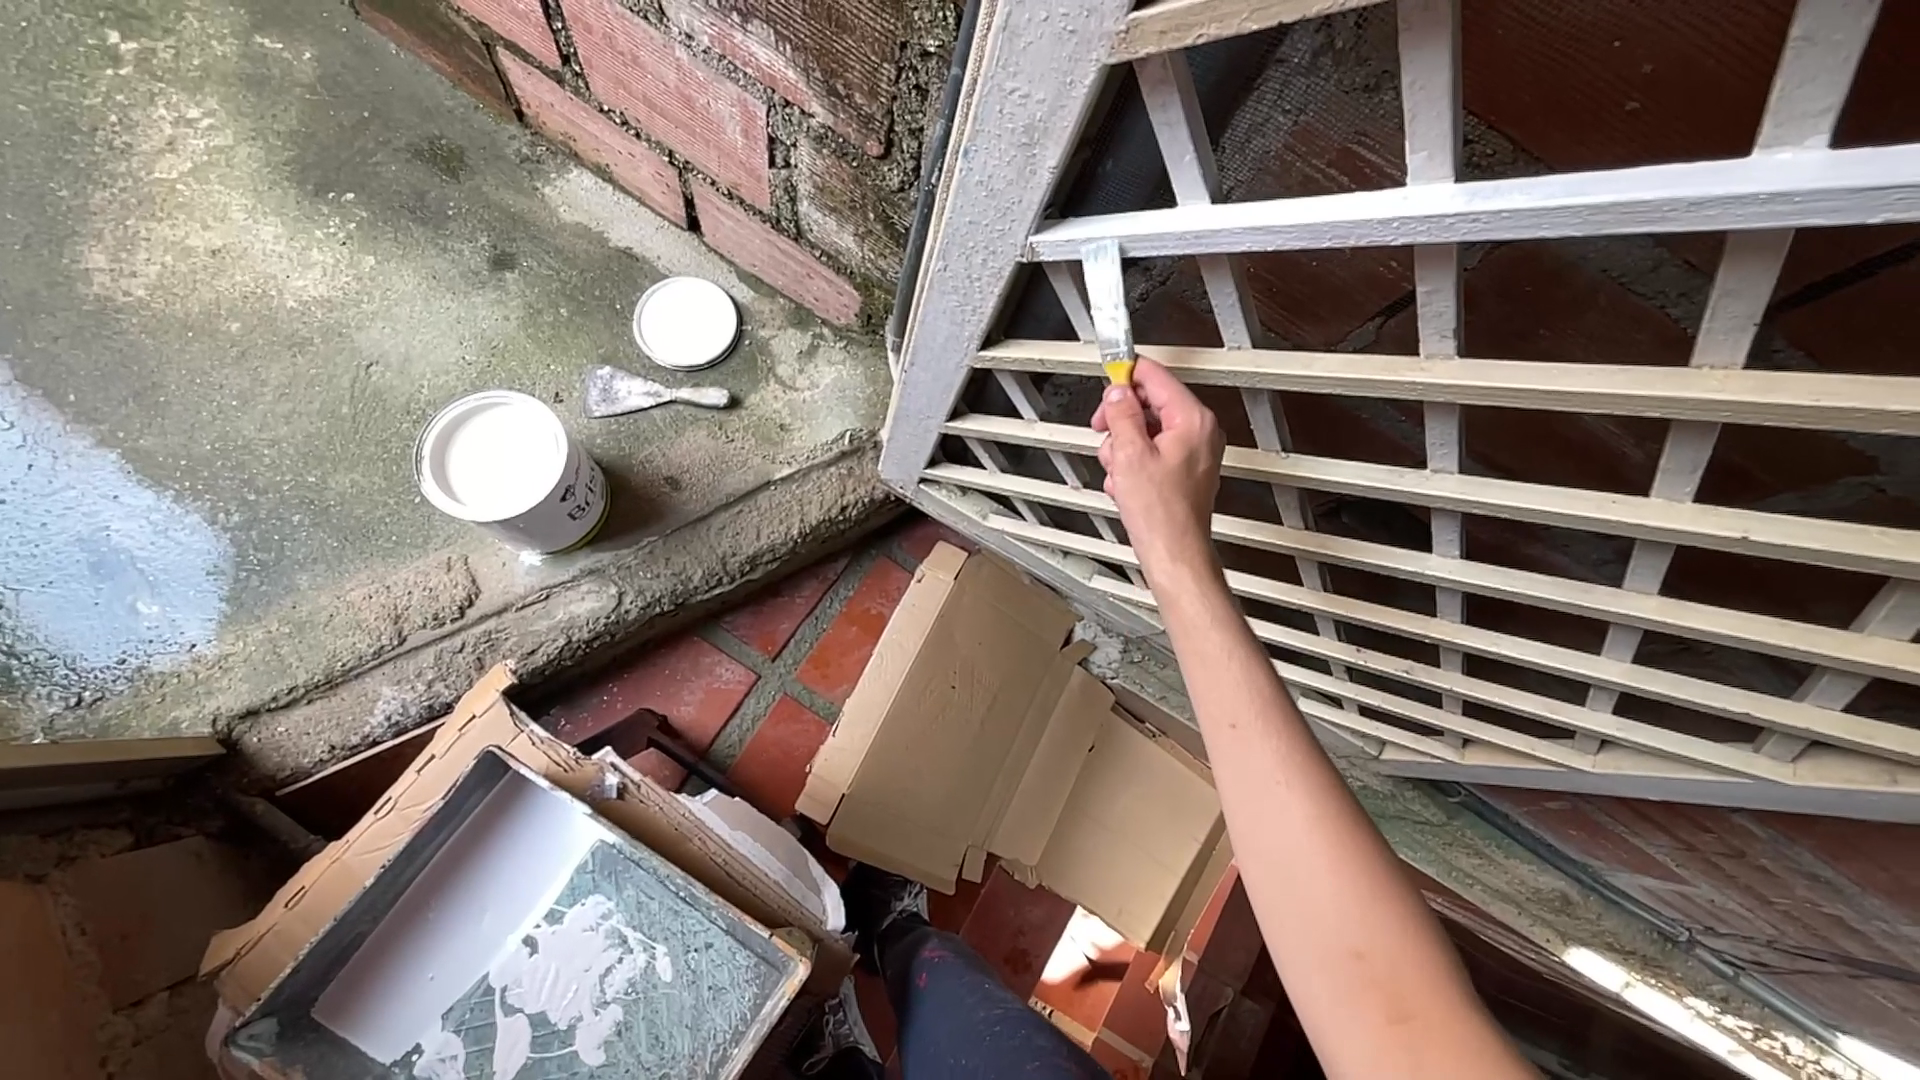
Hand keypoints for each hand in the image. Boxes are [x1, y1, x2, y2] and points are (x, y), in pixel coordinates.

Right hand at [1092, 358, 1224, 585]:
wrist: (1173, 552)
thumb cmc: (1161, 513)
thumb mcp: (1129, 454)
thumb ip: (1122, 415)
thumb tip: (1118, 392)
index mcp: (1193, 420)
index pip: (1156, 377)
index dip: (1127, 376)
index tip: (1108, 374)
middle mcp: (1199, 431)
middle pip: (1150, 403)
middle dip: (1120, 419)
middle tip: (1103, 429)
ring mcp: (1193, 451)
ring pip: (1146, 429)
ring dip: (1122, 446)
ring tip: (1118, 470)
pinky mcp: (1183, 470)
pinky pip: (1151, 451)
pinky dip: (1132, 462)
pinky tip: (1125, 482)